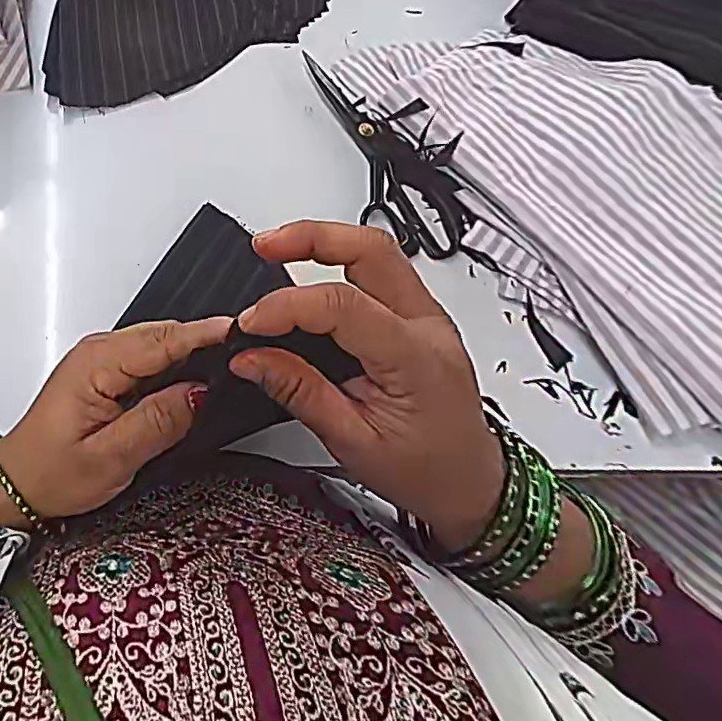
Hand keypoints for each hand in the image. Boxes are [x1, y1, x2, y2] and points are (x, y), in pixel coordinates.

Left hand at [0, 317, 232, 520]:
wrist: (15, 484)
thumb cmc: (49, 473)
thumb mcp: (110, 457)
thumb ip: (157, 422)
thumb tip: (199, 393)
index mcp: (97, 363)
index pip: (163, 340)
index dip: (204, 335)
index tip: (239, 332)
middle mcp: (98, 352)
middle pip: (164, 336)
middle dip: (203, 343)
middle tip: (243, 359)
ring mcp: (101, 359)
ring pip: (158, 346)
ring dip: (189, 356)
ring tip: (224, 372)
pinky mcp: (105, 372)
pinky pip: (148, 360)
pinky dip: (172, 368)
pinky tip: (188, 386)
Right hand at [230, 221, 504, 551]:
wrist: (470, 483)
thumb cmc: (426, 470)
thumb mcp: (353, 440)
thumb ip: (298, 391)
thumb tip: (252, 358)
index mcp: (416, 359)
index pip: (343, 306)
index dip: (287, 307)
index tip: (251, 323)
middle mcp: (428, 325)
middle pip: (371, 249)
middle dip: (311, 237)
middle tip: (265, 245)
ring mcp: (426, 316)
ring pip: (376, 251)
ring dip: (324, 242)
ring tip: (278, 249)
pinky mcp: (416, 317)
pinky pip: (377, 271)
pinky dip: (337, 261)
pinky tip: (309, 271)